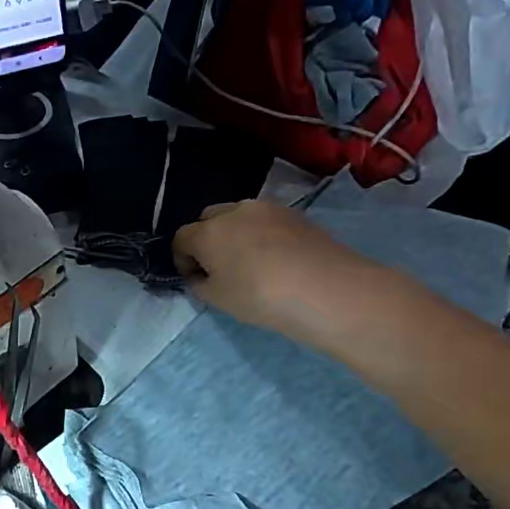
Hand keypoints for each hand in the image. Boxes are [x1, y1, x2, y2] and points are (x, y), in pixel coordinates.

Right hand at [171, 199, 396, 346]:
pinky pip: (265, 221)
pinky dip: (261, 234)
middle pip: (207, 219)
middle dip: (205, 239)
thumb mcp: (217, 299)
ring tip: (249, 261)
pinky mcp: (296, 214)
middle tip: (218, 266)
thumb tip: (201, 274)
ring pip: (238, 216)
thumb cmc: (260, 297)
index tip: (194, 278)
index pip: (180, 238)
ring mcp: (268, 209)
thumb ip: (200, 283)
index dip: (181, 259)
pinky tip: (275, 258)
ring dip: (234, 233)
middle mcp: (234, 211)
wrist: (328, 291)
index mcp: (207, 232)